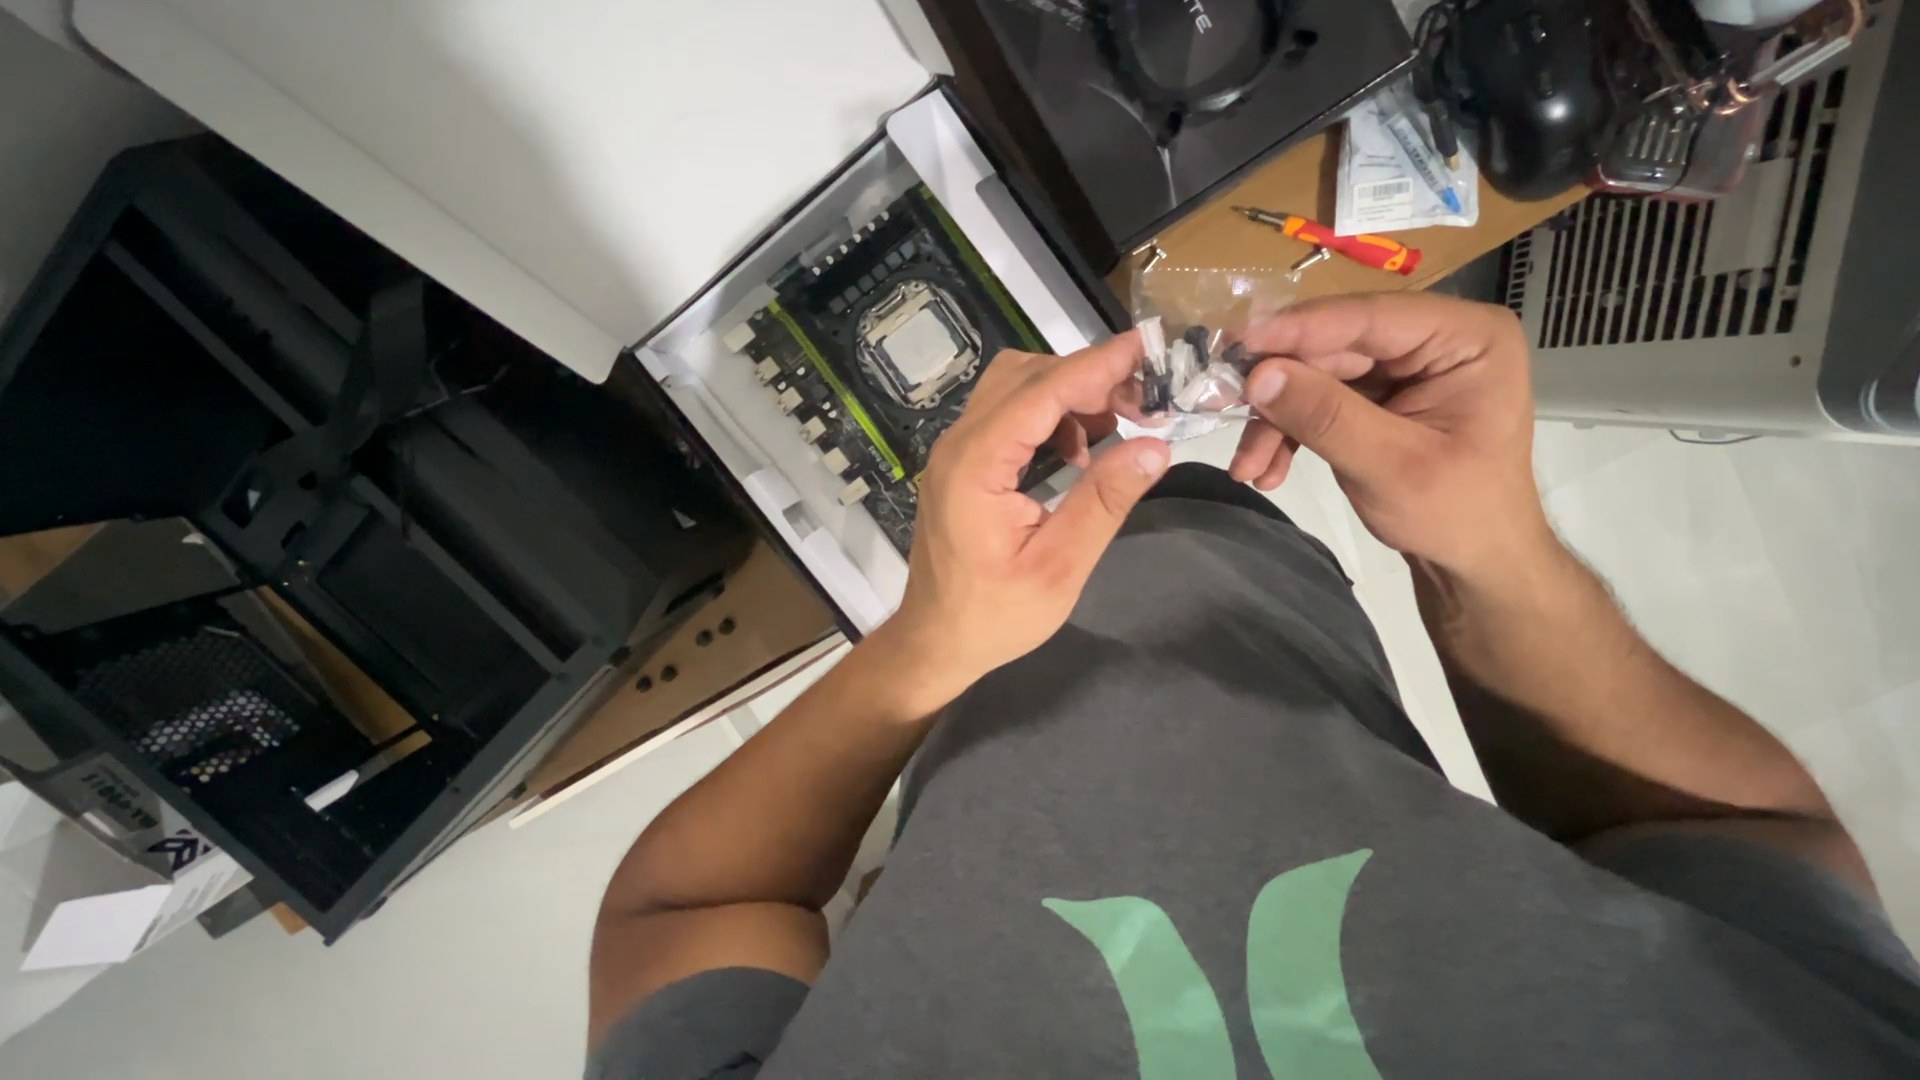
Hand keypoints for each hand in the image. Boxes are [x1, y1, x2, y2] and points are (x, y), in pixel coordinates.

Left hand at [867, 334, 1171, 710]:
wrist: (937, 639)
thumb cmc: (994, 615)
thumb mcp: (1058, 567)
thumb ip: (1103, 502)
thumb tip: (1155, 447)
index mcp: (976, 465)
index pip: (1041, 391)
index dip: (1097, 365)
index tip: (1150, 348)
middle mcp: (959, 444)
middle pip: (1025, 376)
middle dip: (1088, 376)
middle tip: (1144, 402)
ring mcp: (957, 451)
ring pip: (1015, 388)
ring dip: (1068, 393)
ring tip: (1118, 425)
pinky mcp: (963, 463)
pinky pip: (1008, 415)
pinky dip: (1049, 416)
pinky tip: (1080, 452)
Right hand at [1228, 293, 1555, 574]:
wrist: (1472, 561)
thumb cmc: (1455, 514)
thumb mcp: (1389, 465)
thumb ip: (1324, 416)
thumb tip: (1256, 376)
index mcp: (1465, 338)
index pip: (1370, 318)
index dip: (1298, 329)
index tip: (1237, 345)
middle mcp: (1433, 340)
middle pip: (1333, 347)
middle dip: (1278, 388)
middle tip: (1220, 408)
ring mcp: (1401, 369)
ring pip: (1315, 376)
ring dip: (1275, 422)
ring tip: (1246, 467)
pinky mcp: (1375, 397)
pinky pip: (1317, 402)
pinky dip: (1287, 435)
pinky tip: (1265, 471)